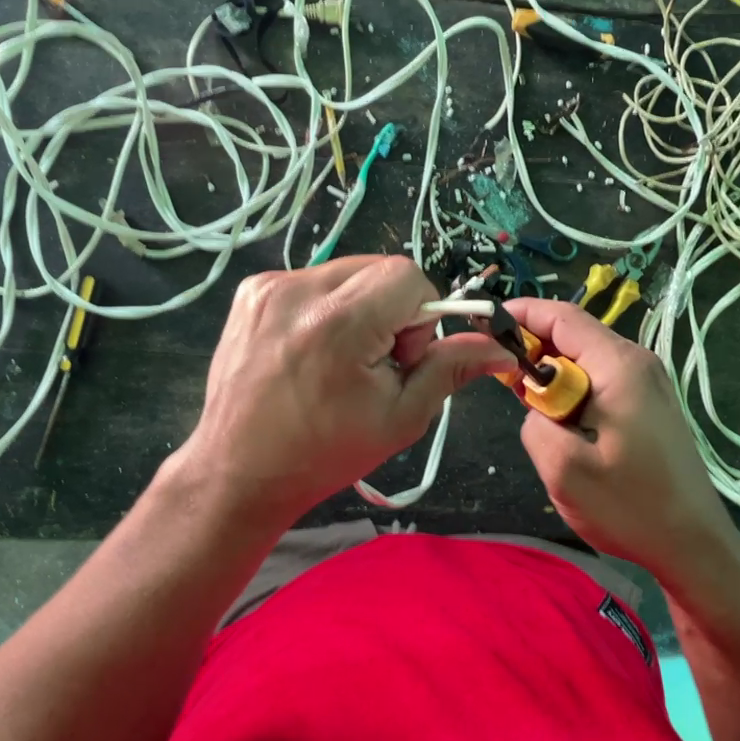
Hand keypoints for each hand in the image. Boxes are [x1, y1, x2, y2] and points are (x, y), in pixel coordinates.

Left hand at [179, 256, 511, 524]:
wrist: (238, 471)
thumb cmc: (324, 453)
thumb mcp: (401, 418)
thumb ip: (450, 369)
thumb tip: (501, 346)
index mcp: (339, 321)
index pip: (408, 275)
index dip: (419, 316)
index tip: (399, 359)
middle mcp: (300, 289)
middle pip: (379, 269)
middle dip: (391, 310)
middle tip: (372, 363)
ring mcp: (269, 286)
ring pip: (348, 273)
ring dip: (359, 307)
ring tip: (338, 359)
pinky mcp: (251, 291)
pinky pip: (314, 281)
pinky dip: (326, 308)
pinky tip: (310, 350)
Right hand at [505, 298, 739, 584]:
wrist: (694, 545)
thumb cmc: (631, 506)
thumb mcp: (564, 469)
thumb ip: (534, 423)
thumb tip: (536, 406)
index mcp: (619, 365)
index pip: (562, 316)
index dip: (520, 314)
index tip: (484, 325)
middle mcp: (638, 362)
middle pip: (575, 335)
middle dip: (534, 350)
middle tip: (503, 383)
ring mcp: (648, 382)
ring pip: (587, 359)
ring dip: (553, 376)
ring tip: (532, 410)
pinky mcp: (650, 404)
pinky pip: (602, 380)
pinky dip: (574, 391)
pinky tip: (564, 425)